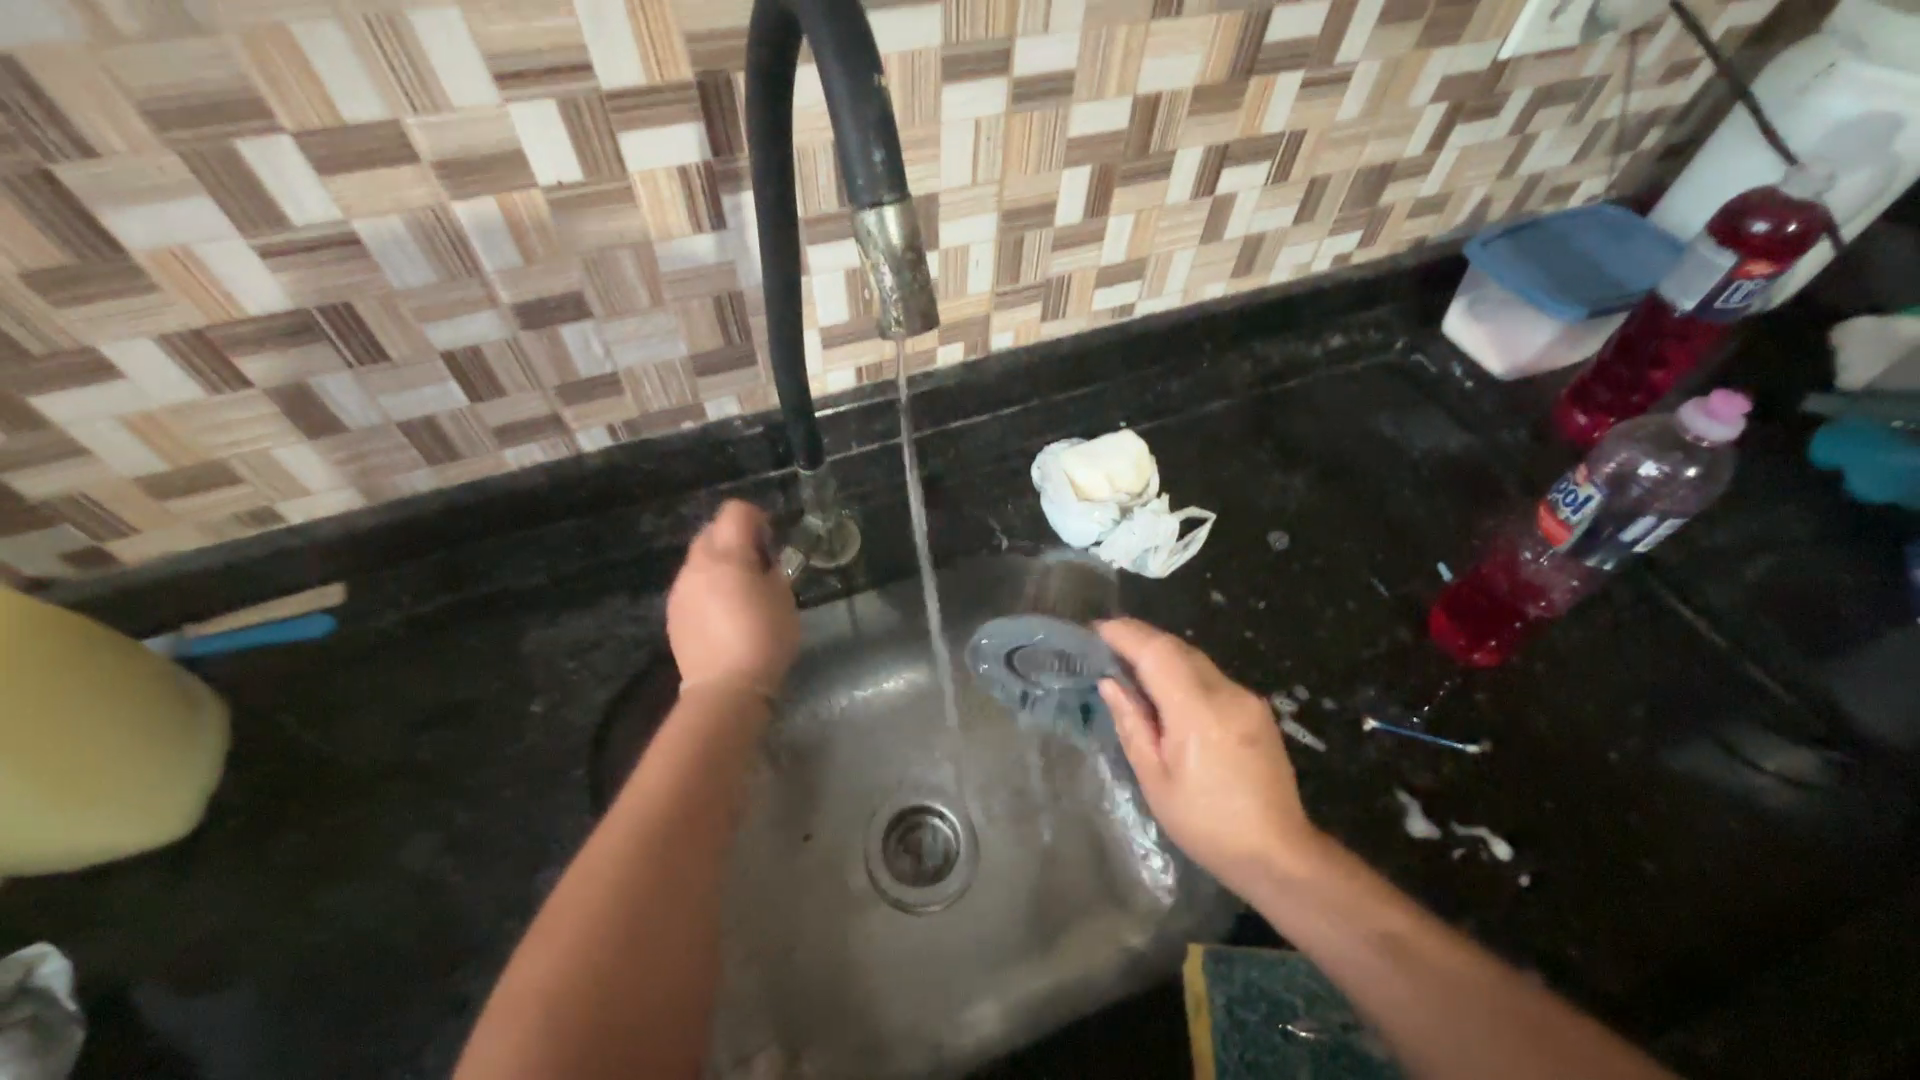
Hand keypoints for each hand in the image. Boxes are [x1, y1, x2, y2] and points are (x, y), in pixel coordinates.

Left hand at [667, 500, 799, 698]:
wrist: (725, 687)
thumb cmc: (764, 639)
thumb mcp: (784, 598)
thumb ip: (771, 570)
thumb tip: (762, 562)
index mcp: (727, 555)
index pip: (735, 511)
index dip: (756, 518)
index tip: (771, 541)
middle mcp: (697, 565)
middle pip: (712, 531)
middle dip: (734, 538)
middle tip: (757, 565)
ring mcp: (680, 589)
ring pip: (698, 558)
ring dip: (719, 562)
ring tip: (739, 592)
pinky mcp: (673, 612)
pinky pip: (691, 584)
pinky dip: (706, 586)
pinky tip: (722, 613)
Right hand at [1097, 618, 1319, 895]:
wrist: (1277, 852)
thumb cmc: (1206, 824)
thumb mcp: (1156, 780)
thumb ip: (1132, 725)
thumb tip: (1110, 684)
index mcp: (1198, 712)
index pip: (1158, 653)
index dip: (1126, 635)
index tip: (1097, 629)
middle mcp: (1227, 694)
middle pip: (1179, 648)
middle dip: (1142, 638)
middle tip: (1107, 642)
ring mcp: (1247, 700)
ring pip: (1197, 660)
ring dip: (1163, 654)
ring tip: (1130, 663)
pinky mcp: (1256, 710)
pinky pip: (1212, 678)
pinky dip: (1184, 673)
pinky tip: (1167, 691)